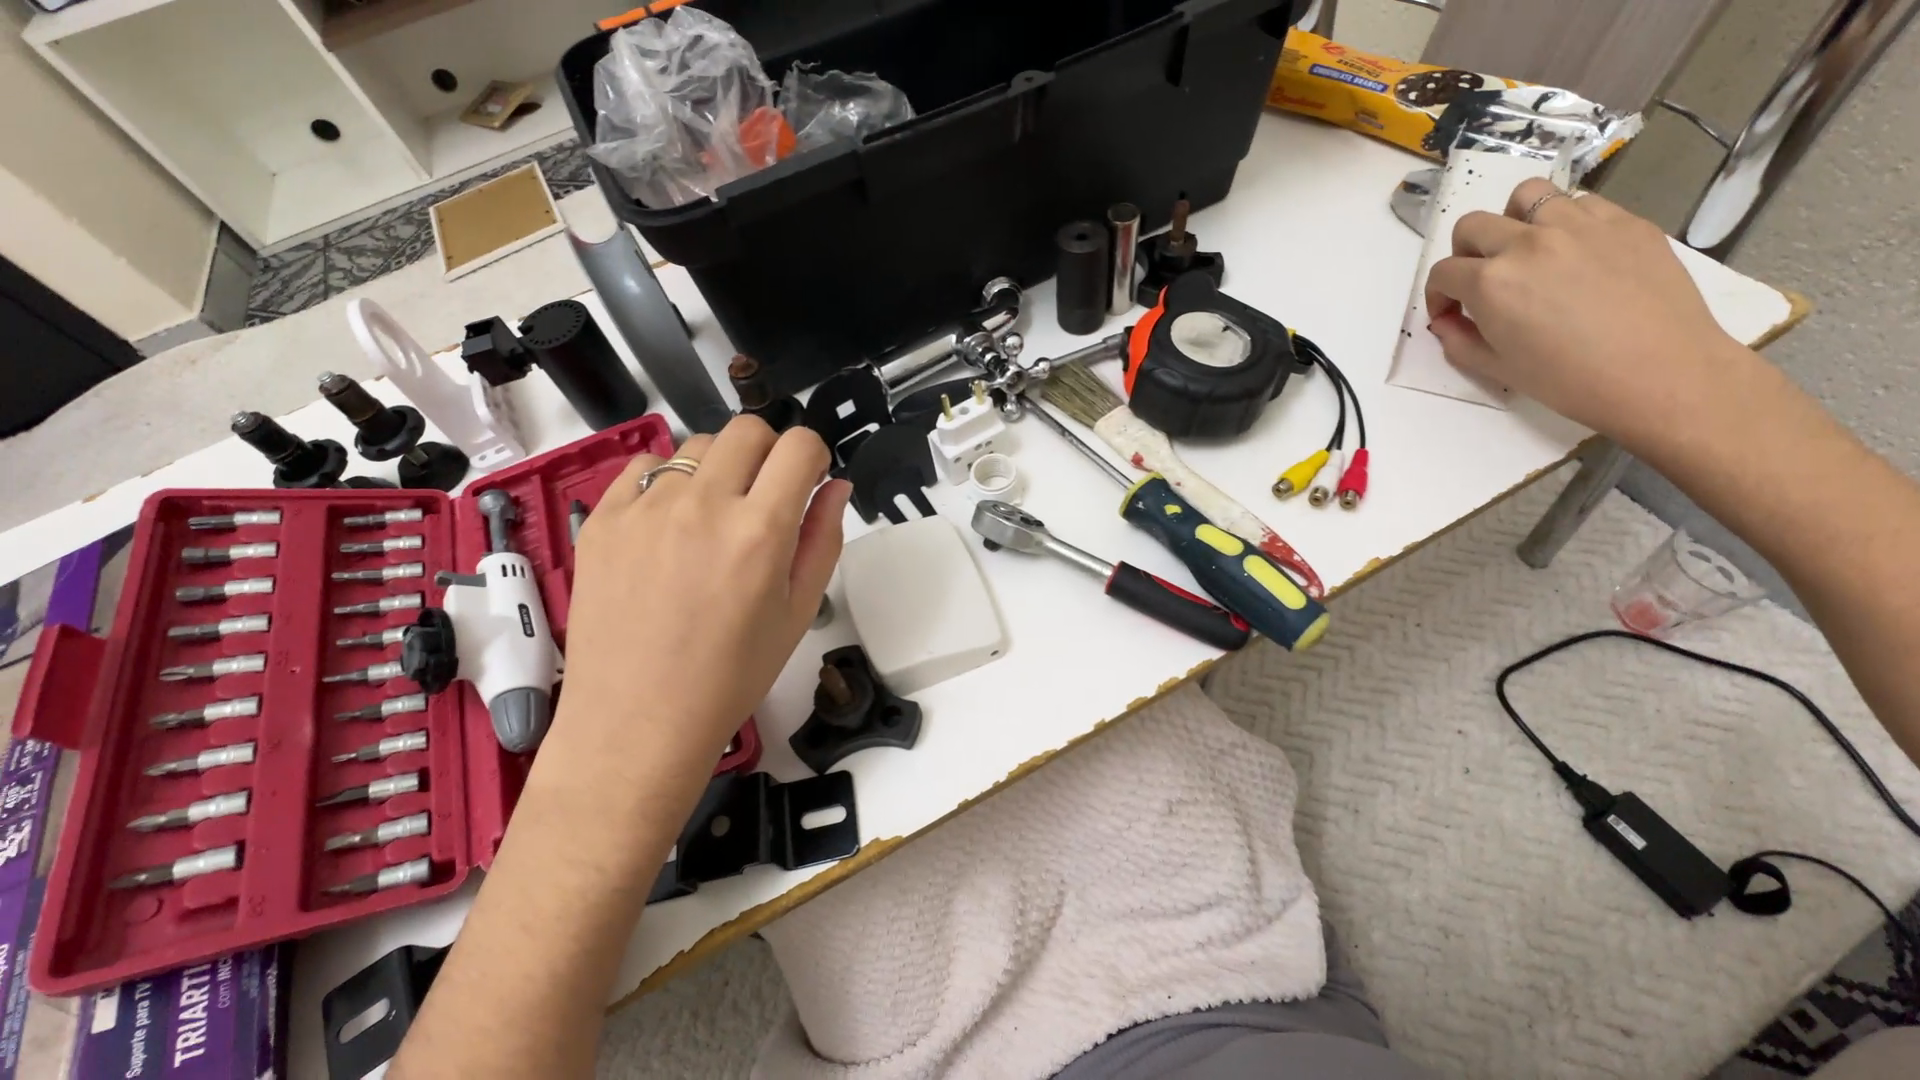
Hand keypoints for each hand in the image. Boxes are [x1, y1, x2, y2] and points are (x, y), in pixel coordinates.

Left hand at [554, 417, 849, 779]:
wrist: (637, 721)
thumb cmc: (728, 678)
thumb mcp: (797, 614)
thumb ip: (823, 540)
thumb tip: (835, 486)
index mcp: (760, 532)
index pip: (800, 446)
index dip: (814, 456)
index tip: (807, 480)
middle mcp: (703, 505)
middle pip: (748, 430)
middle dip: (769, 453)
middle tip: (764, 495)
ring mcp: (646, 508)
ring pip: (696, 445)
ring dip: (718, 466)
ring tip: (713, 516)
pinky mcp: (603, 519)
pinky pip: (644, 467)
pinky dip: (666, 481)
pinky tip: (669, 523)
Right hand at [1425, 177, 1752, 447]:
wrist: (1661, 372)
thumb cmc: (1571, 381)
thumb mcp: (1499, 370)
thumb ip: (1460, 342)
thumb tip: (1446, 323)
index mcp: (1491, 282)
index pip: (1443, 273)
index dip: (1438, 296)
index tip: (1450, 314)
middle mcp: (1527, 242)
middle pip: (1473, 225)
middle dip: (1465, 253)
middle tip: (1481, 280)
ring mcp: (1579, 225)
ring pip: (1527, 196)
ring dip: (1514, 221)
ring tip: (1527, 249)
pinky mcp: (1624, 221)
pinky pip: (1581, 203)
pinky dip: (1565, 221)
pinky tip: (1575, 251)